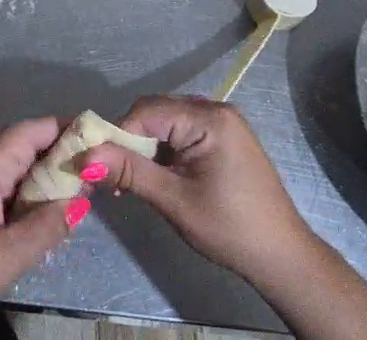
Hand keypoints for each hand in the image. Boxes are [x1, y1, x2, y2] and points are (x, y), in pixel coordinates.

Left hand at [0, 118, 83, 333]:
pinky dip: (13, 191)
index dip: (62, 128)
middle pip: (17, 147)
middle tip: (89, 176)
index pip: (29, 131)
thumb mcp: (7, 257)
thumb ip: (47, 226)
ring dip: (33, 178)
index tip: (94, 136)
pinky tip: (28, 215)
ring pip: (3, 167)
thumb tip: (78, 200)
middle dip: (53, 158)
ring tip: (66, 198)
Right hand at [80, 95, 306, 282]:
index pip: (146, 111)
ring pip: (166, 122)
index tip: (102, 168)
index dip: (118, 136)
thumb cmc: (230, 228)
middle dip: (131, 141)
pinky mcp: (225, 138)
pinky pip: (183, 132)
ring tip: (135, 182)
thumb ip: (129, 172)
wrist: (282, 257)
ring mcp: (223, 123)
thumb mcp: (174, 200)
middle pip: (155, 112)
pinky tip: (159, 177)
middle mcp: (216, 110)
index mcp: (209, 118)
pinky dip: (165, 151)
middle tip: (116, 178)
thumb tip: (84, 156)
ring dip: (146, 147)